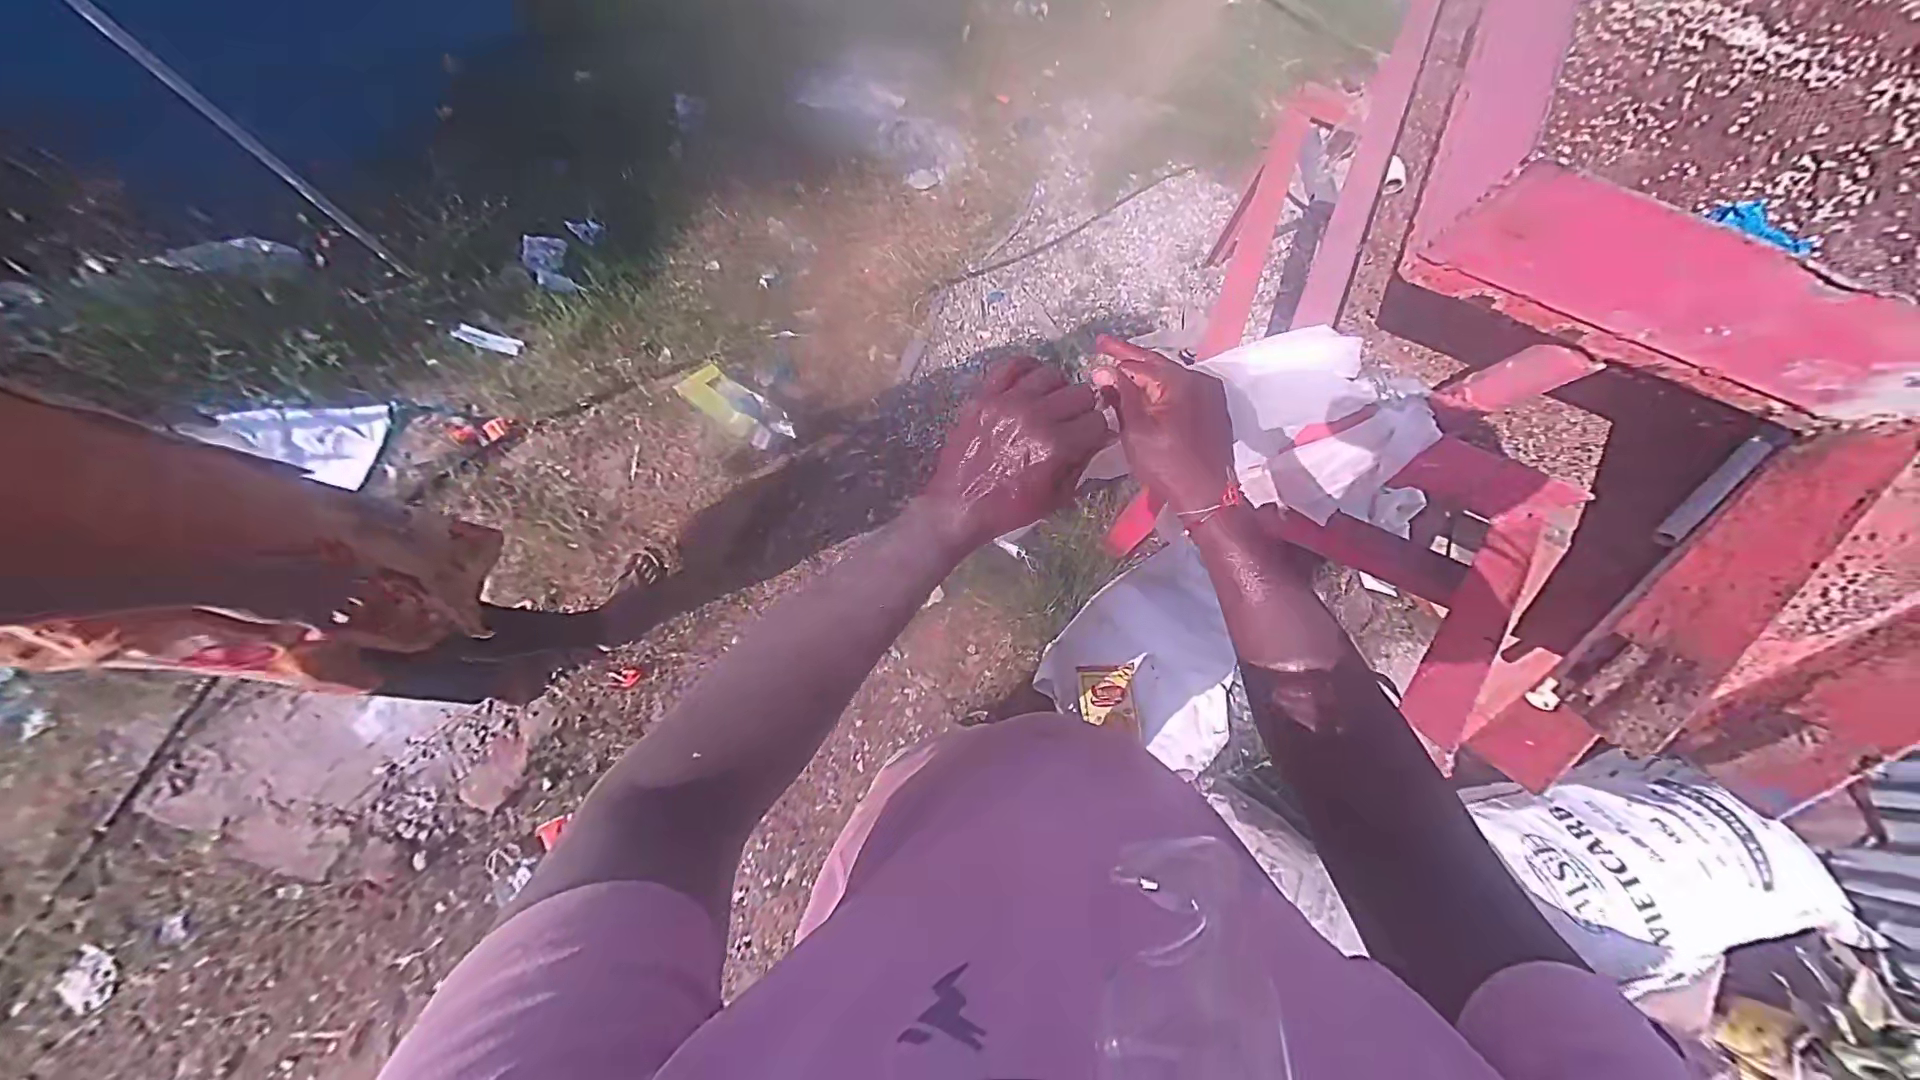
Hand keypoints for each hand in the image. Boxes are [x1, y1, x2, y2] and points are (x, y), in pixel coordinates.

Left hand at [919, 355, 1112, 549]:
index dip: (1100, 430)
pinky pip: (1012, 365)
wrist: (958, 507)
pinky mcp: (984, 397)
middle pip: (1081, 393)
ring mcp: (1007, 403)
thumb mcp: (1055, 497)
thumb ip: (1081, 464)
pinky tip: (1031, 383)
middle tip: (1075, 421)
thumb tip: (1098, 439)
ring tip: (1052, 404)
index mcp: (1054, 446)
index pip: (1098, 421)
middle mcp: (1034, 417)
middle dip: (1085, 408)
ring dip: (1058, 389)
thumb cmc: (1009, 509)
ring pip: (1051, 374)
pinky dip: (1027, 369)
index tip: (1094, 436)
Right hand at [1091, 335, 1235, 513]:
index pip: (1142, 362)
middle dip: (1130, 359)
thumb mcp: (1137, 430)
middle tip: (1106, 348)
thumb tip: (1103, 371)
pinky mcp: (1212, 410)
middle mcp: (1200, 381)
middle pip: (1158, 366)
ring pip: (1169, 379)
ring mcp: (1210, 395)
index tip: (1097, 347)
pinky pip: (1180, 392)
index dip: (1117, 355)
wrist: (1207, 495)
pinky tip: (1145, 393)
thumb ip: (1121, 396)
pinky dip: (1159, 389)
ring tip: (1120, 370)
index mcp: (1182, 382)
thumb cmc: (1167, 465)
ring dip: (1144, 376)